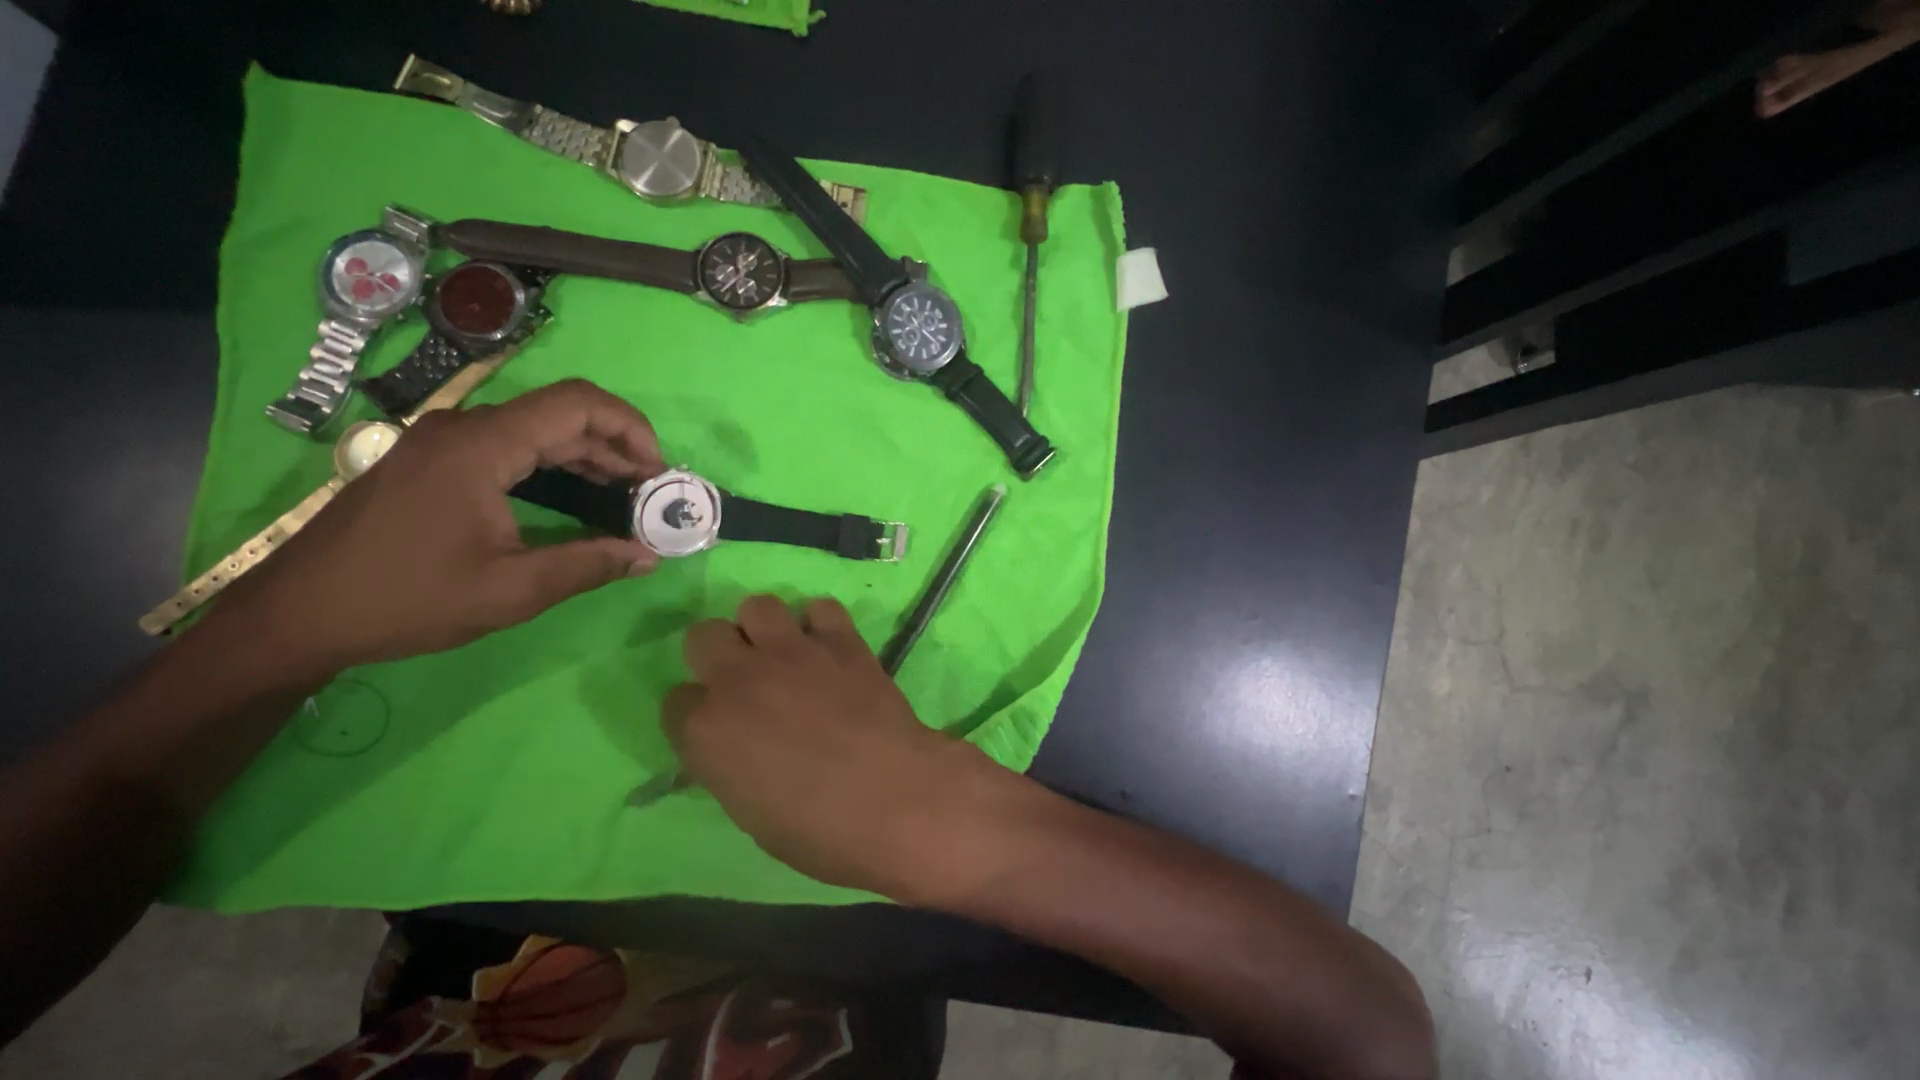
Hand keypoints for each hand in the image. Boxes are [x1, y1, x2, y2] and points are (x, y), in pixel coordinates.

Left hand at [219, 379, 665, 672]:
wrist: (297, 614)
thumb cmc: (406, 599)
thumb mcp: (509, 590)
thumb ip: (587, 565)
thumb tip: (648, 556)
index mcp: (481, 446)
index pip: (576, 404)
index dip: (630, 427)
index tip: (659, 472)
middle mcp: (461, 428)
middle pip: (558, 413)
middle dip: (615, 447)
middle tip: (650, 493)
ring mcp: (440, 442)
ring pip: (532, 429)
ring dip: (584, 456)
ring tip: (623, 498)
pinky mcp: (429, 462)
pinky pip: (505, 447)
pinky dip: (549, 465)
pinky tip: (570, 497)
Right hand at [664, 595, 1034, 905]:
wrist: (895, 801)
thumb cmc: (819, 831)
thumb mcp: (750, 812)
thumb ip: (729, 764)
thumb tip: (734, 746)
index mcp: (704, 730)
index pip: (676, 701)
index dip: (696, 714)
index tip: (718, 728)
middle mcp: (738, 679)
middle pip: (703, 636)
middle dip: (717, 655)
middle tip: (744, 680)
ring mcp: (791, 652)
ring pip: (757, 605)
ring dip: (764, 629)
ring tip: (784, 655)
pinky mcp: (840, 641)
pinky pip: (820, 608)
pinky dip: (821, 625)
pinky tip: (830, 650)